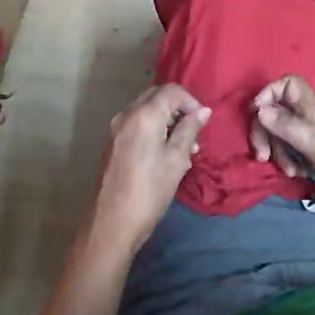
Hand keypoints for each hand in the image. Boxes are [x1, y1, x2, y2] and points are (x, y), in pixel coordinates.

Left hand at [92, 84, 209, 252]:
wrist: (112, 223)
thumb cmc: (150, 191)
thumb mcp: (177, 159)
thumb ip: (190, 130)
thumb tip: (203, 112)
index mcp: (144, 115)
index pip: (172, 91)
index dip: (192, 102)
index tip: (203, 123)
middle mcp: (127, 114)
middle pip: (158, 97)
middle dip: (180, 110)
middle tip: (195, 134)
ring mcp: (117, 128)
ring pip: (148, 111)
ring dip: (169, 121)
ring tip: (186, 150)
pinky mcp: (114, 142)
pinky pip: (139, 125)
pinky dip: (156, 130)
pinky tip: (167, 155)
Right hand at [249, 74, 314, 231]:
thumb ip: (290, 128)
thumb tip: (260, 109)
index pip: (289, 84)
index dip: (270, 93)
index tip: (259, 116)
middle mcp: (314, 121)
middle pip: (279, 112)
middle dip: (266, 131)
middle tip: (263, 156)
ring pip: (285, 134)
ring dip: (278, 151)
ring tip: (289, 171)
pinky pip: (295, 152)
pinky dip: (290, 161)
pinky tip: (297, 175)